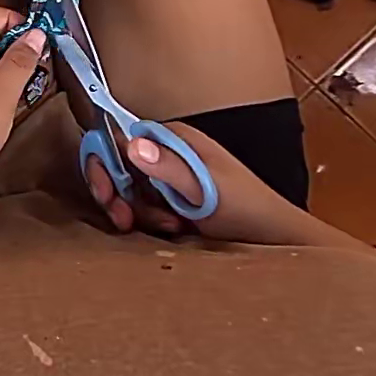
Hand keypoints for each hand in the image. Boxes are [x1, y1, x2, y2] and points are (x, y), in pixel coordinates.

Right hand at [85, 121, 318, 245]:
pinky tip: (172, 227)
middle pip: (119, 167)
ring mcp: (169, 176)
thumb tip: (130, 144)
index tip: (107, 193)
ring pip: (129, 191)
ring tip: (169, 224)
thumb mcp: (204, 188)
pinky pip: (143, 207)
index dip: (104, 164)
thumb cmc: (245, 207)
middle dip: (118, 195)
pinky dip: (149, 220)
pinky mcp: (172, 198)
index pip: (120, 139)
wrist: (271, 236)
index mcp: (173, 138)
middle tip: (124, 219)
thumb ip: (167, 167)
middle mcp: (167, 152)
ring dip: (139, 212)